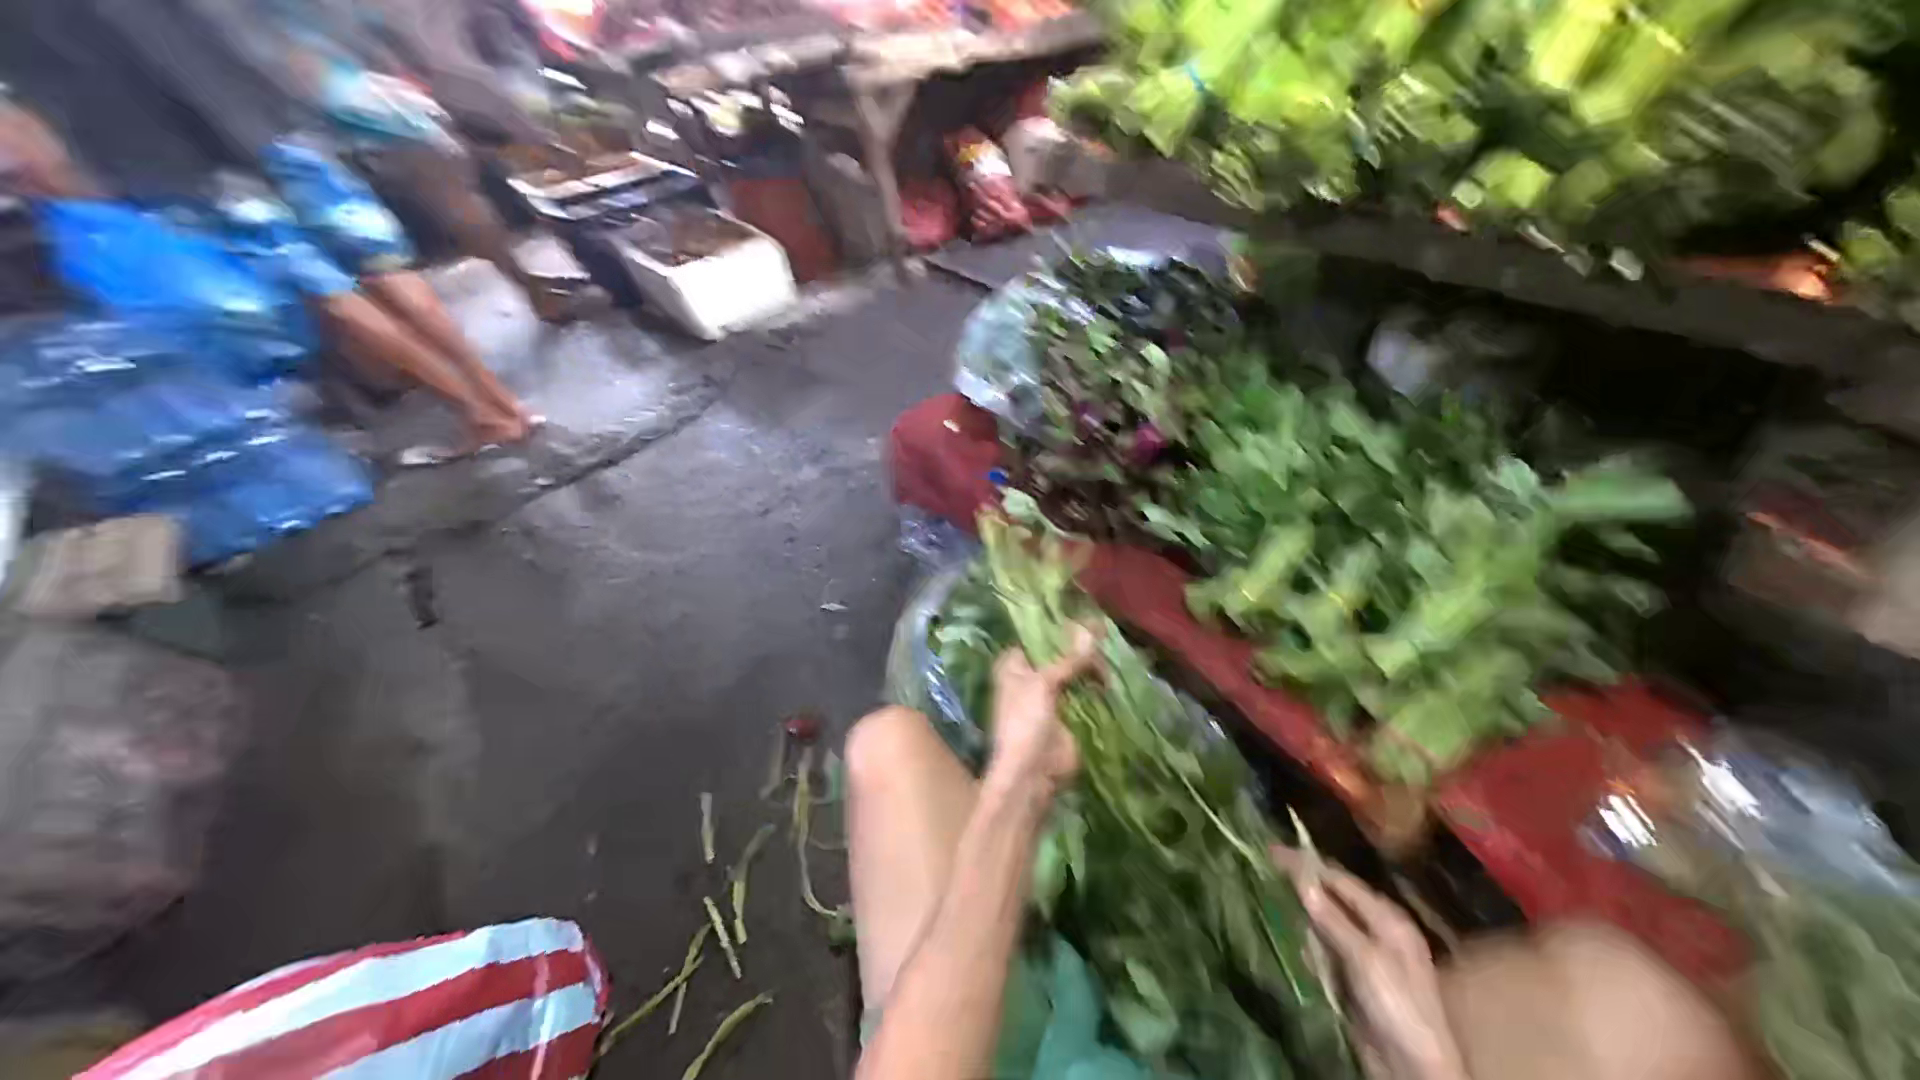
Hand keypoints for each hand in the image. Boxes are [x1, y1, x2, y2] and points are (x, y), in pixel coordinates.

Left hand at [985, 624, 1099, 791]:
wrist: (1032, 774)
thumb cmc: (1025, 722)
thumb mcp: (1044, 683)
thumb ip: (1070, 658)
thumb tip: (1094, 625)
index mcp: (1014, 664)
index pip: (1038, 635)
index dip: (1059, 625)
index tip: (1086, 613)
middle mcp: (1031, 676)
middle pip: (1060, 652)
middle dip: (1081, 645)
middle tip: (1106, 633)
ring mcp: (1051, 695)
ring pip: (1076, 672)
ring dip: (1093, 665)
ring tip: (1114, 655)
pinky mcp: (1070, 713)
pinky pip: (1087, 692)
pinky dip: (1099, 685)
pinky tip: (1114, 677)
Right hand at [1272, 849, 1467, 1079]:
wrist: (1414, 1069)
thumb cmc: (1398, 1006)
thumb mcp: (1365, 958)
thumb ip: (1332, 918)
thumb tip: (1300, 878)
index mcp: (1387, 918)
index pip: (1340, 880)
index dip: (1306, 864)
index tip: (1272, 850)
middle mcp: (1377, 930)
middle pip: (1332, 898)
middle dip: (1303, 885)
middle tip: (1266, 868)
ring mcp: (1365, 954)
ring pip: (1325, 922)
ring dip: (1304, 915)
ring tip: (1274, 899)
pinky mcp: (1353, 977)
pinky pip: (1324, 949)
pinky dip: (1309, 945)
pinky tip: (1298, 949)